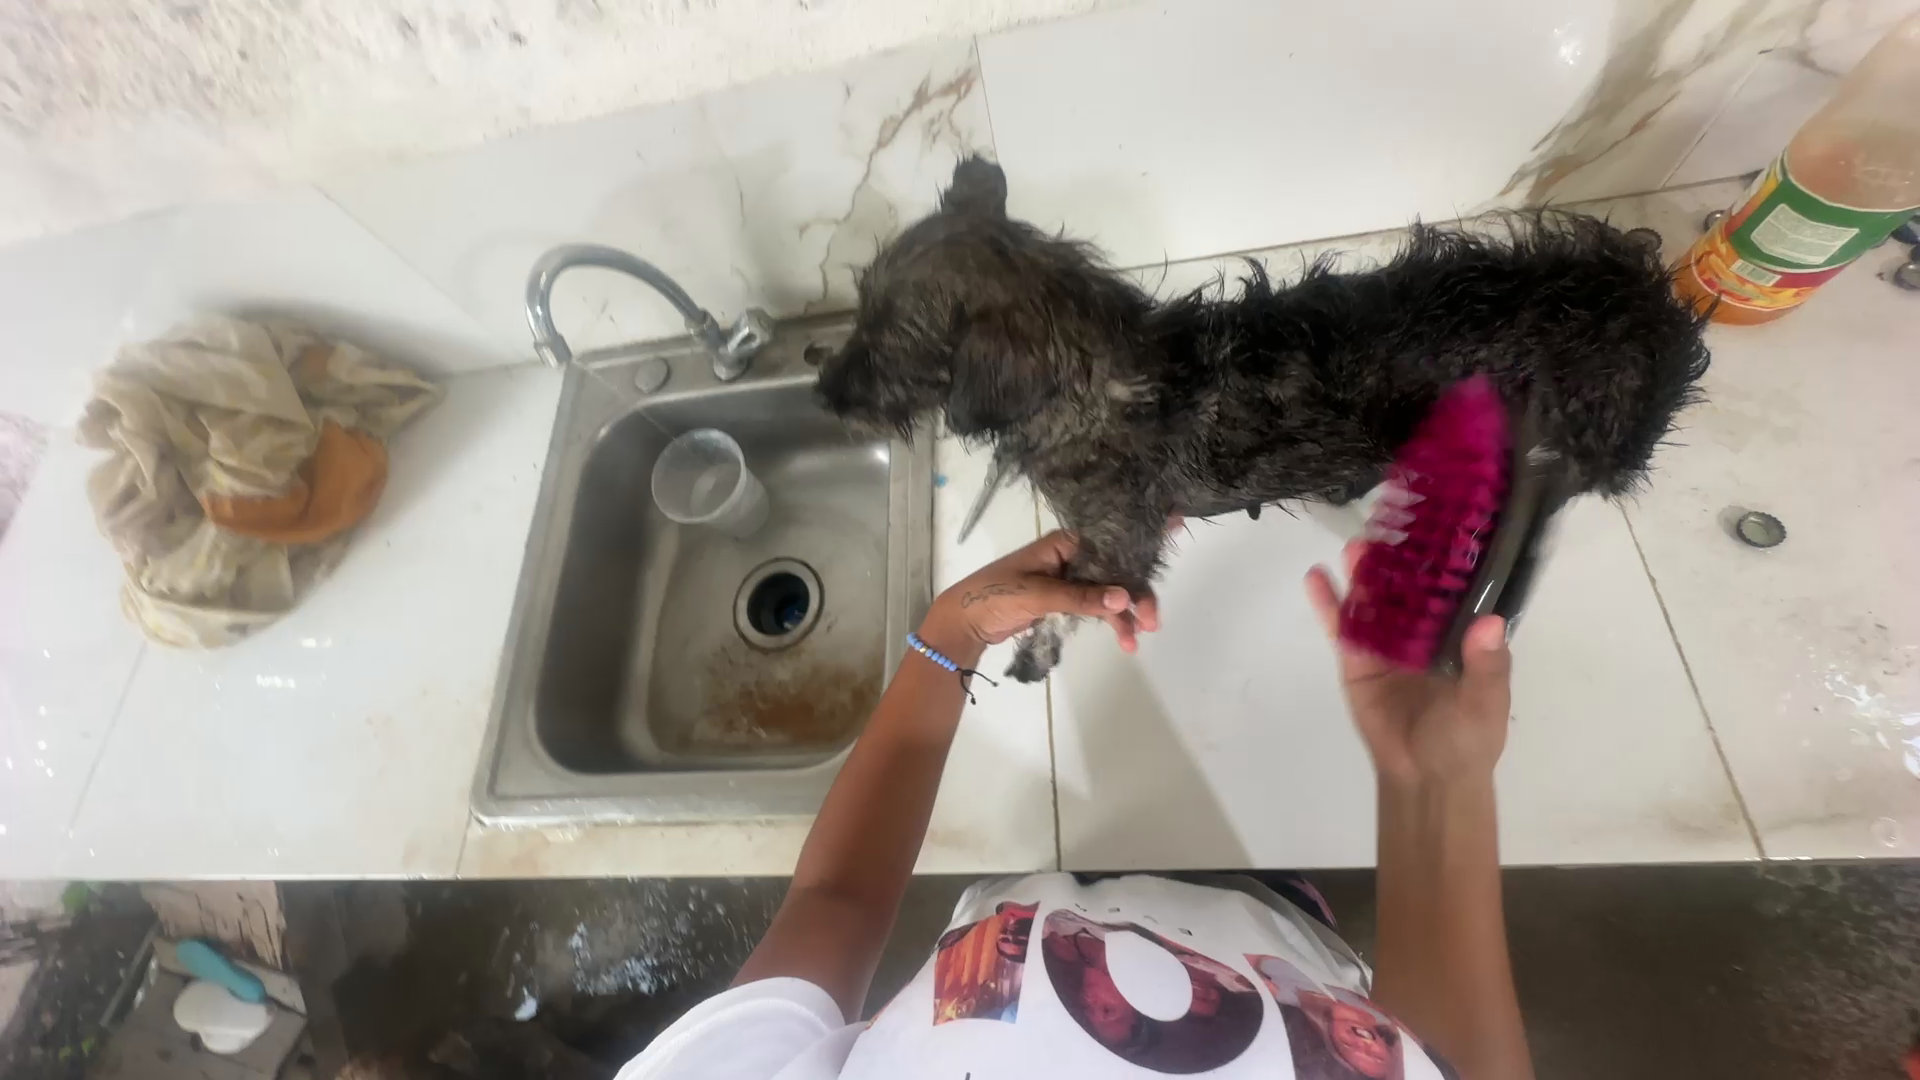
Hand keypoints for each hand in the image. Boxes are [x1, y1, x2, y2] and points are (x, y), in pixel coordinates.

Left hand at [920, 530, 1160, 666]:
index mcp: (1065, 543)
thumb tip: (1124, 596)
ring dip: (1126, 613)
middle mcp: (1073, 556)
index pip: (1111, 536)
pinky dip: (1111, 621)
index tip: (1175, 527)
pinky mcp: (1066, 600)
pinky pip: (1098, 606)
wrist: (966, 621)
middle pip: (1117, 568)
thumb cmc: (996, 595)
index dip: (1142, 535)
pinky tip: (1125, 640)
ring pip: (1111, 591)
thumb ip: (1082, 596)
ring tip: (1136, 640)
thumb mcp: (1039, 594)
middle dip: (1137, 592)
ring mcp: (1071, 579)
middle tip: (1152, 620)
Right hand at [1305, 540, 1512, 789]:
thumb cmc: (1467, 739)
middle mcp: (1422, 635)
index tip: (1436, 530)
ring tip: (1352, 546)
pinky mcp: (1355, 660)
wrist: (1425, 776)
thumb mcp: (1486, 703)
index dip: (1443, 563)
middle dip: (1396, 562)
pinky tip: (1316, 579)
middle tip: (1386, 530)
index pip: (1451, 593)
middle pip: (1406, 591)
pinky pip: (1342, 628)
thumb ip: (1487, 666)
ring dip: (1361, 575)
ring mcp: (1386, 646)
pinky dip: (1328, 603)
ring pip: (1372, 603)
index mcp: (1459, 639)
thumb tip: (1490, 622)